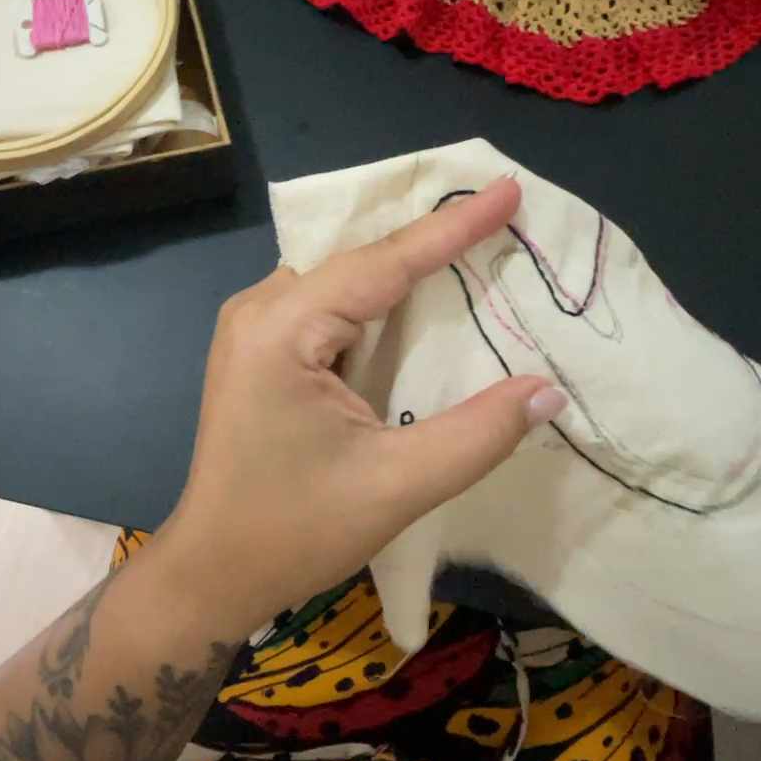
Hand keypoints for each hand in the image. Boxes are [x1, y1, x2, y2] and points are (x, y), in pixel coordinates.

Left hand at [146, 179, 567, 638]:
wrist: (213, 571)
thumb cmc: (293, 531)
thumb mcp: (396, 486)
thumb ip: (478, 434)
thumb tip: (547, 390)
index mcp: (282, 330)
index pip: (382, 263)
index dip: (451, 227)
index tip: (506, 190)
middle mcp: (260, 311)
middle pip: (358, 261)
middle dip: (428, 241)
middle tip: (499, 217)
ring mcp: (252, 329)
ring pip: (343, 281)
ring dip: (402, 272)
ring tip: (471, 252)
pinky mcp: (259, 351)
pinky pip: (327, 307)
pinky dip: (376, 304)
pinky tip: (416, 308)